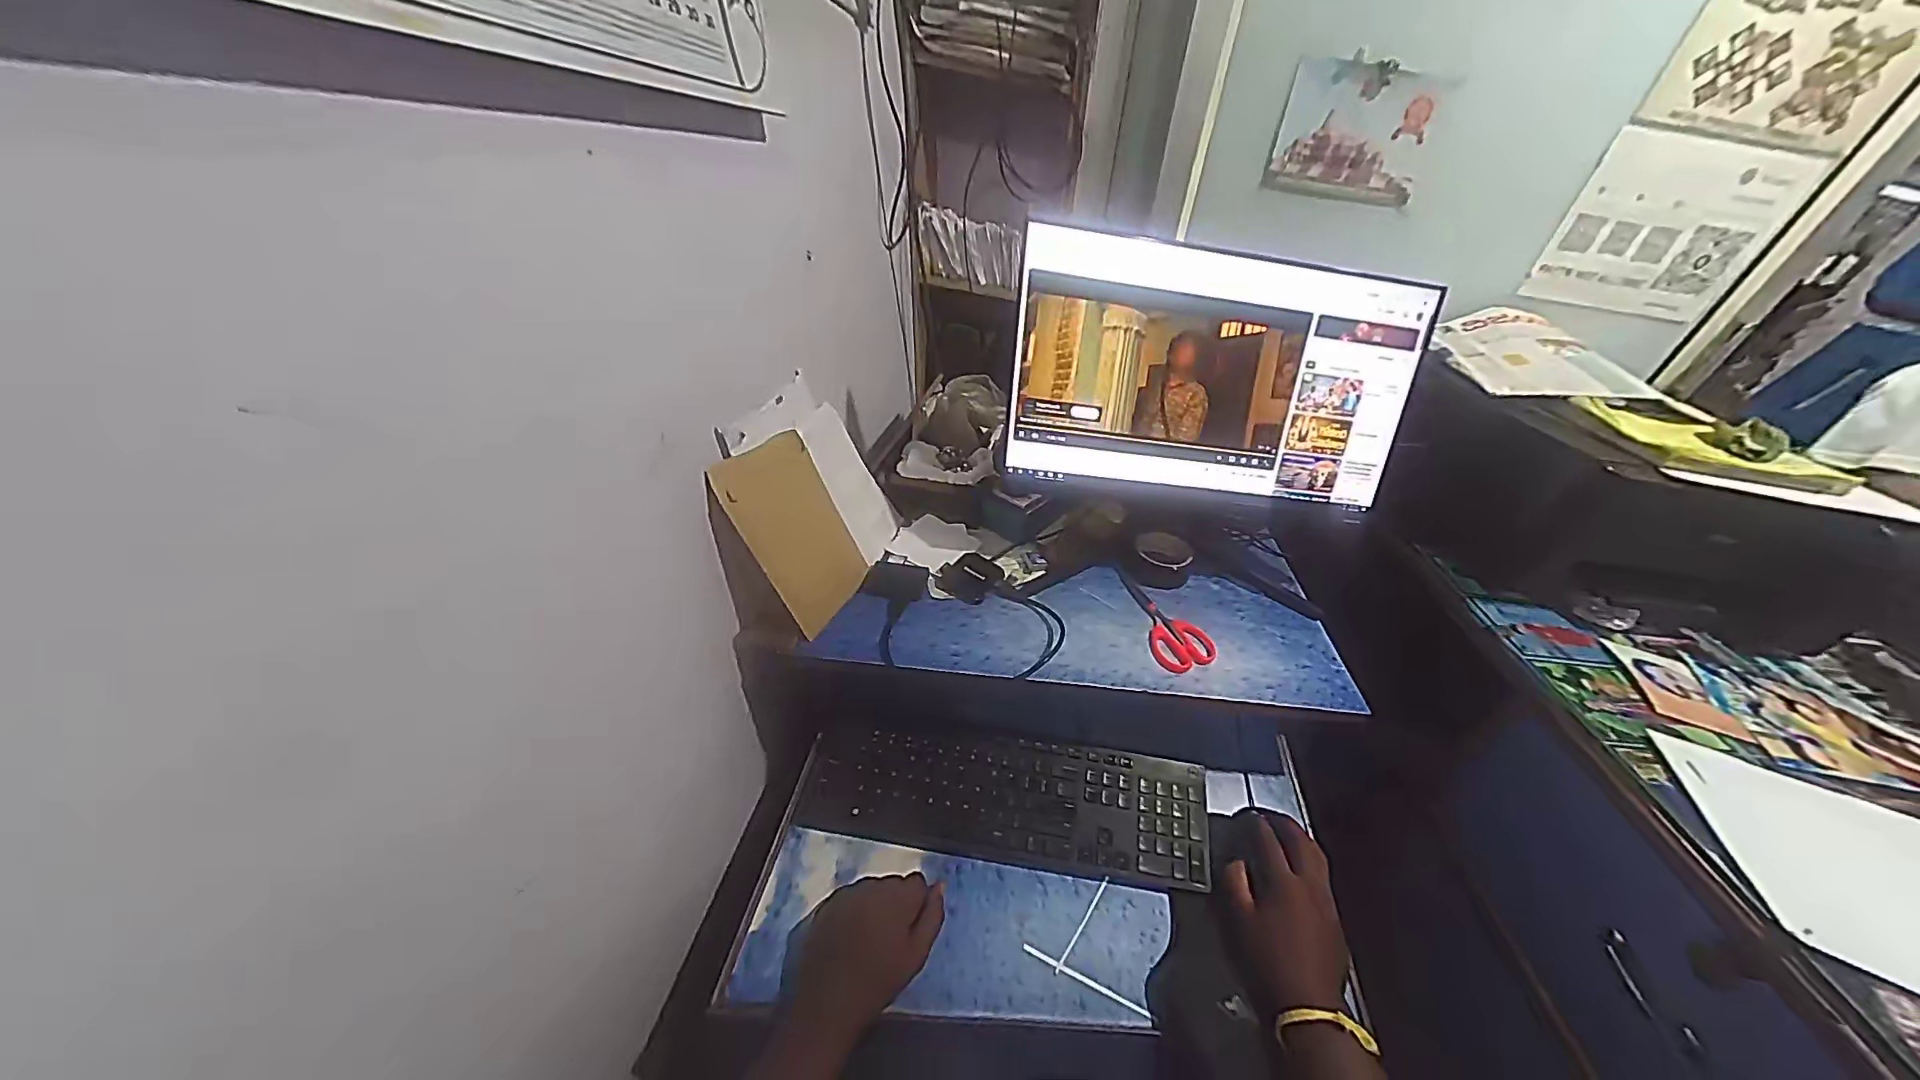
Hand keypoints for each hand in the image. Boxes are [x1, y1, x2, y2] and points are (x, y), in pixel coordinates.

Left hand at [788, 872, 945, 1041]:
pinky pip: (850, 898)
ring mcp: (846, 892)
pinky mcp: (826, 903)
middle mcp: (872, 884)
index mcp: (897, 895)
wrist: (828, 1001)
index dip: (916, 905)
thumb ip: (932, 915)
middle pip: (893, 883)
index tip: (909, 929)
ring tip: (868, 940)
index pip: (917, 883)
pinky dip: (854, 910)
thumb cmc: (879, 980)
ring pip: (871, 889)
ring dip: (875, 905)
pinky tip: (849, 937)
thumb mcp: (917, 954)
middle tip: (889, 938)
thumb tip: (939, 886)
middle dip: (895, 903)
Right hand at [1221, 811, 1348, 1012]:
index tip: (1245, 816)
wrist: (1307, 1005)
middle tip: (1268, 816)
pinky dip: (1309, 860)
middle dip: (1283, 824)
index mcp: (1282, 882)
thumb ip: (1233, 882)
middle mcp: (1309, 885)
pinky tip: (1299, 868)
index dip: (1254, 824)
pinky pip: (1322, 876)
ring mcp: (1326, 901)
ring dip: (1301, 839)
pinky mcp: (1334, 919)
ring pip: (1317, 857)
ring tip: (1287, 833)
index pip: (1267, 840)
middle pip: (1300, 841)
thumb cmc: (1265, 962)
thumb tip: (1235, 861)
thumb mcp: (1236, 920)